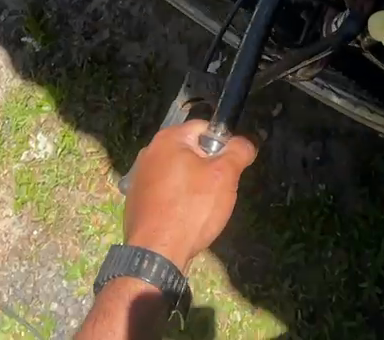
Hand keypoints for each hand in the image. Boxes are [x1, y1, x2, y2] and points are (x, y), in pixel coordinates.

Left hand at [122, 120, 257, 269]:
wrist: (156, 255)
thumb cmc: (191, 208)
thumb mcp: (224, 176)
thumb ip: (239, 151)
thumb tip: (247, 141)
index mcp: (168, 138)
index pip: (204, 128)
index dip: (222, 146)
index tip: (229, 169)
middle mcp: (149, 152)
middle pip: (190, 151)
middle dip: (207, 168)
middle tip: (217, 191)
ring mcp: (139, 177)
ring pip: (178, 173)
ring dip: (192, 185)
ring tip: (201, 209)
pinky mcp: (136, 201)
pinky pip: (164, 192)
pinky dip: (176, 201)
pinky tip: (183, 220)